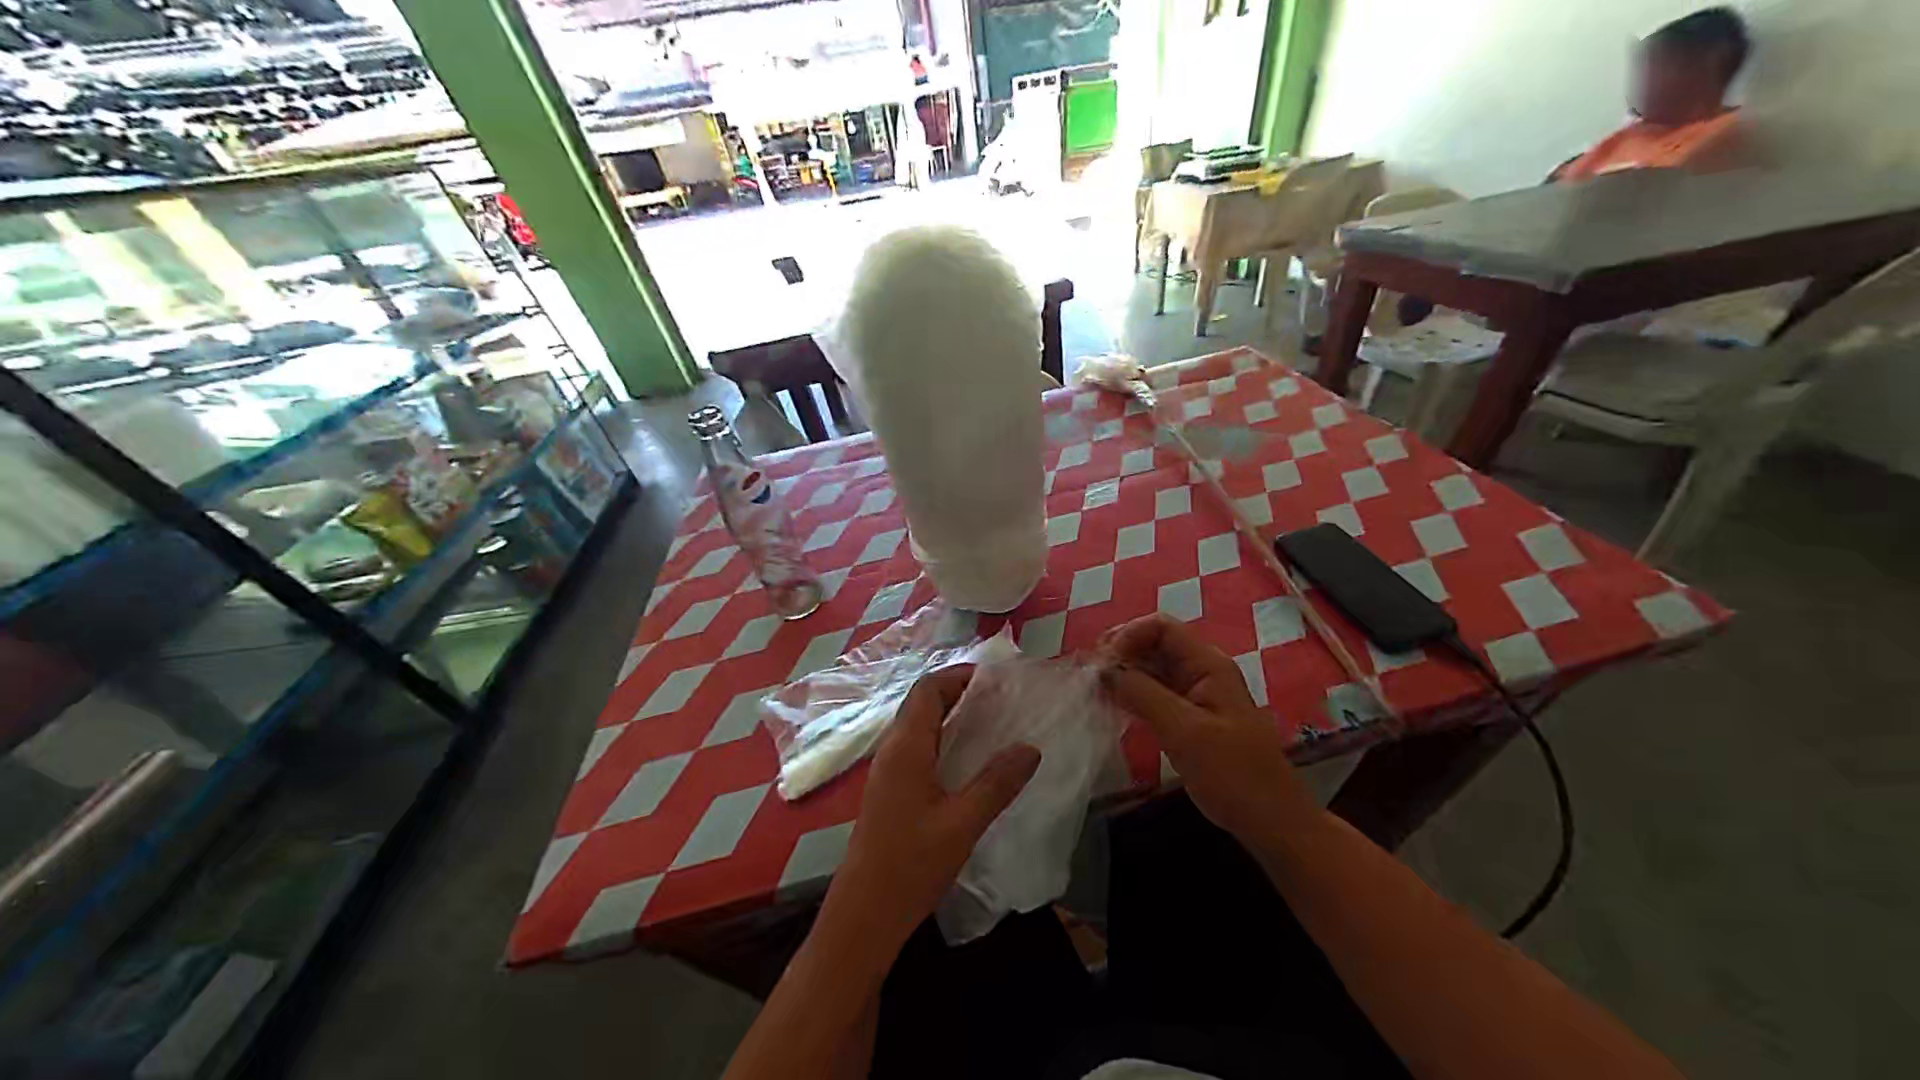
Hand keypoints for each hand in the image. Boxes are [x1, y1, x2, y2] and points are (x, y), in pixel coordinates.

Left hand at [820, 666, 1041, 956]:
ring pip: (920, 727)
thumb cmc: (910, 865)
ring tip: (993, 724)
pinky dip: (944, 741)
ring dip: (952, 717)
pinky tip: (969, 763)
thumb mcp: (962, 823)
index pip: (928, 689)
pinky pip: (918, 749)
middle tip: (1001, 699)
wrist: (864, 914)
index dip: (959, 676)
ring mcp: (887, 772)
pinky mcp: (890, 792)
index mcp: (905, 747)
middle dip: (959, 693)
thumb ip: (997, 783)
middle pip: (923, 703)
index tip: (996, 679)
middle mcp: (892, 751)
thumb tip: (1030, 747)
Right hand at [1102, 614, 1316, 840]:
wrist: (1271, 822)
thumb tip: (1104, 670)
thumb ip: (1143, 694)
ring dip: (1123, 674)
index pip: (1161, 627)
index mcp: (1208, 665)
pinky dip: (1132, 694)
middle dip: (1121, 653)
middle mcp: (1201, 671)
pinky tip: (1112, 705)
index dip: (1129, 635)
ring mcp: (1195, 694)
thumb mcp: (1185, 731)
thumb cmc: (1233, 775)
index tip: (1104, 663)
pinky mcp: (1188, 718)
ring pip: (1151, 669)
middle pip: (1154, 644)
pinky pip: (1154, 693)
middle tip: (1092, 677)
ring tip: (1095, 691)